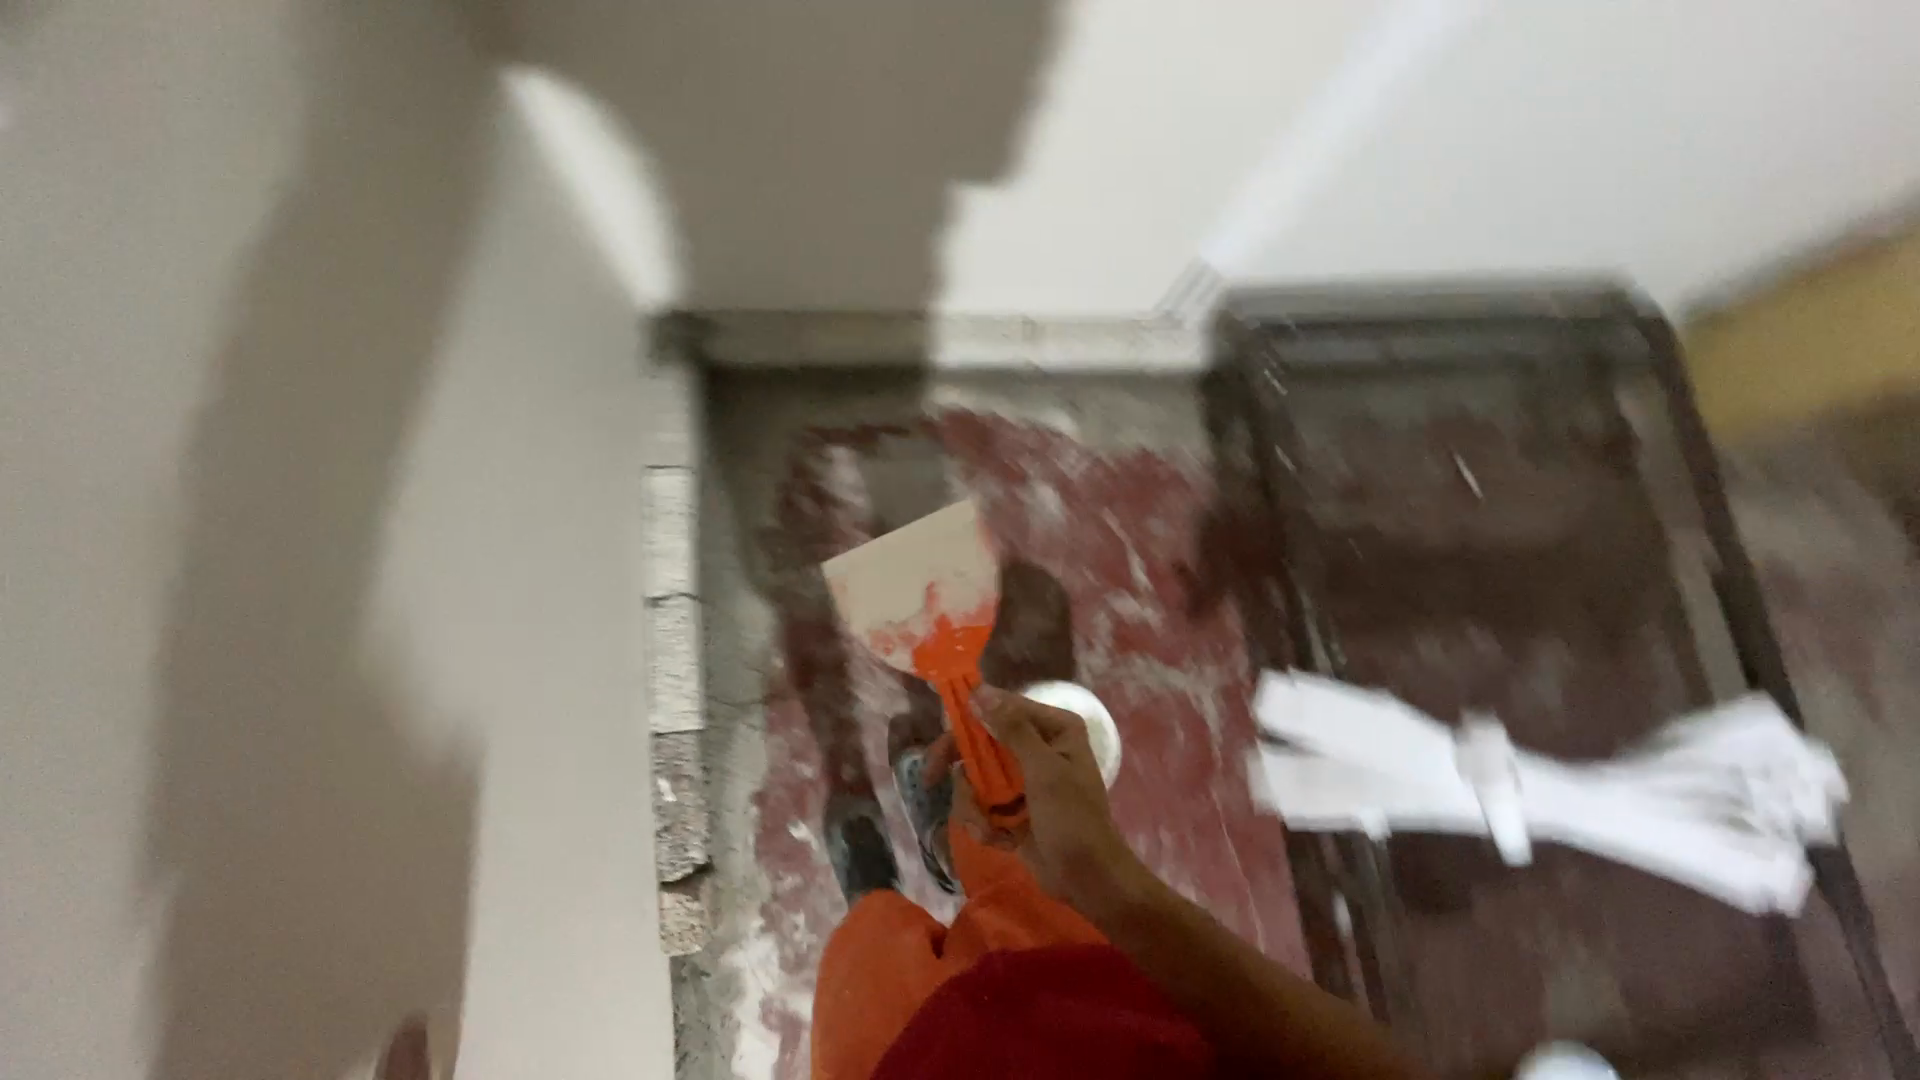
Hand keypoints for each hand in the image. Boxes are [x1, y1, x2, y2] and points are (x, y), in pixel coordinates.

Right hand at [948, 685, 1148, 915]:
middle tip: (930, 776)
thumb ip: (1012, 729)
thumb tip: (980, 692)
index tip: (942, 737)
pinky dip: (984, 823)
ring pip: (976, 775)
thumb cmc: (1073, 820)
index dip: (969, 719)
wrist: (1088, 881)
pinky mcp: (1013, 805)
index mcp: (1053, 728)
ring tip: (988, 828)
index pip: (1002, 707)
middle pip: (982, 741)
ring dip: (974, 804)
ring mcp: (1023, 776)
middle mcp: (1038, 745)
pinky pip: (982, 802)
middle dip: (963, 769)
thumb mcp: (1044, 771)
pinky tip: (999, 840)